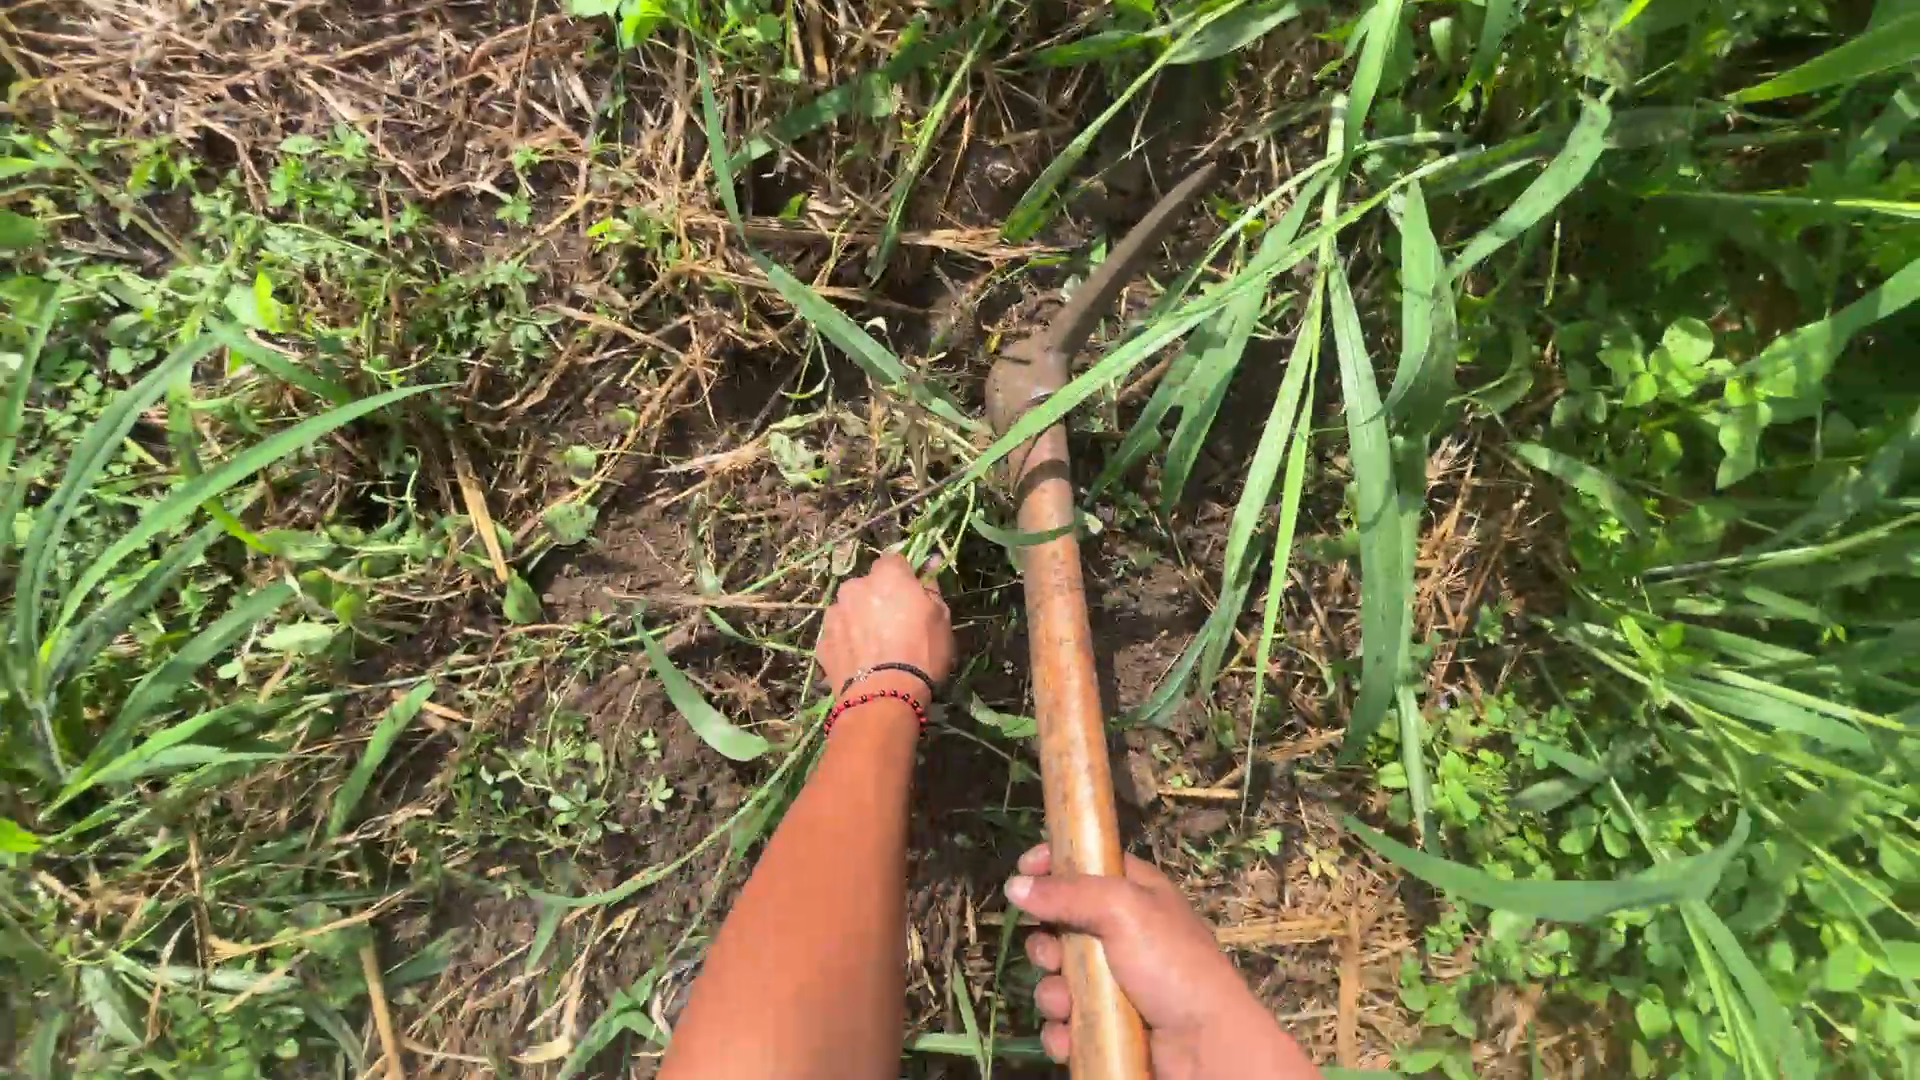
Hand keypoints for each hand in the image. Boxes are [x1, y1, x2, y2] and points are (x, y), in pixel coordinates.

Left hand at [816, 552, 953, 705]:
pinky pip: (838, 635)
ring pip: (849, 609)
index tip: (912, 595)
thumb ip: (931, 586)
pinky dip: (847, 643)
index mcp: (886, 576)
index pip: (894, 561)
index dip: (903, 577)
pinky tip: (861, 662)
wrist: (883, 696)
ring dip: (859, 619)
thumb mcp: (941, 618)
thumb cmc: (921, 653)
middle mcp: (855, 587)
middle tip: (895, 625)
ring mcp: (834, 614)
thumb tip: (930, 561)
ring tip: (875, 648)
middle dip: (878, 598)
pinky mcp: (822, 642)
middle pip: (867, 585)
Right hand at [1007, 845, 1320, 1079]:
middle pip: (1060, 923)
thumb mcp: (1122, 909)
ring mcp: (1114, 981)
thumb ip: (1067, 893)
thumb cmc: (1171, 963)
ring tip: (1065, 1003)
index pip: (1084, 863)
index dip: (1052, 863)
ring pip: (1057, 976)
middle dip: (1045, 941)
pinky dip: (1061, 1029)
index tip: (1023, 870)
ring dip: (1051, 991)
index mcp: (1132, 891)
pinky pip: (1065, 1021)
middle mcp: (1120, 932)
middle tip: (1052, 955)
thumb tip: (1013, 885)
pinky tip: (1068, 1034)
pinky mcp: (1108, 1024)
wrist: (1209, 1049)